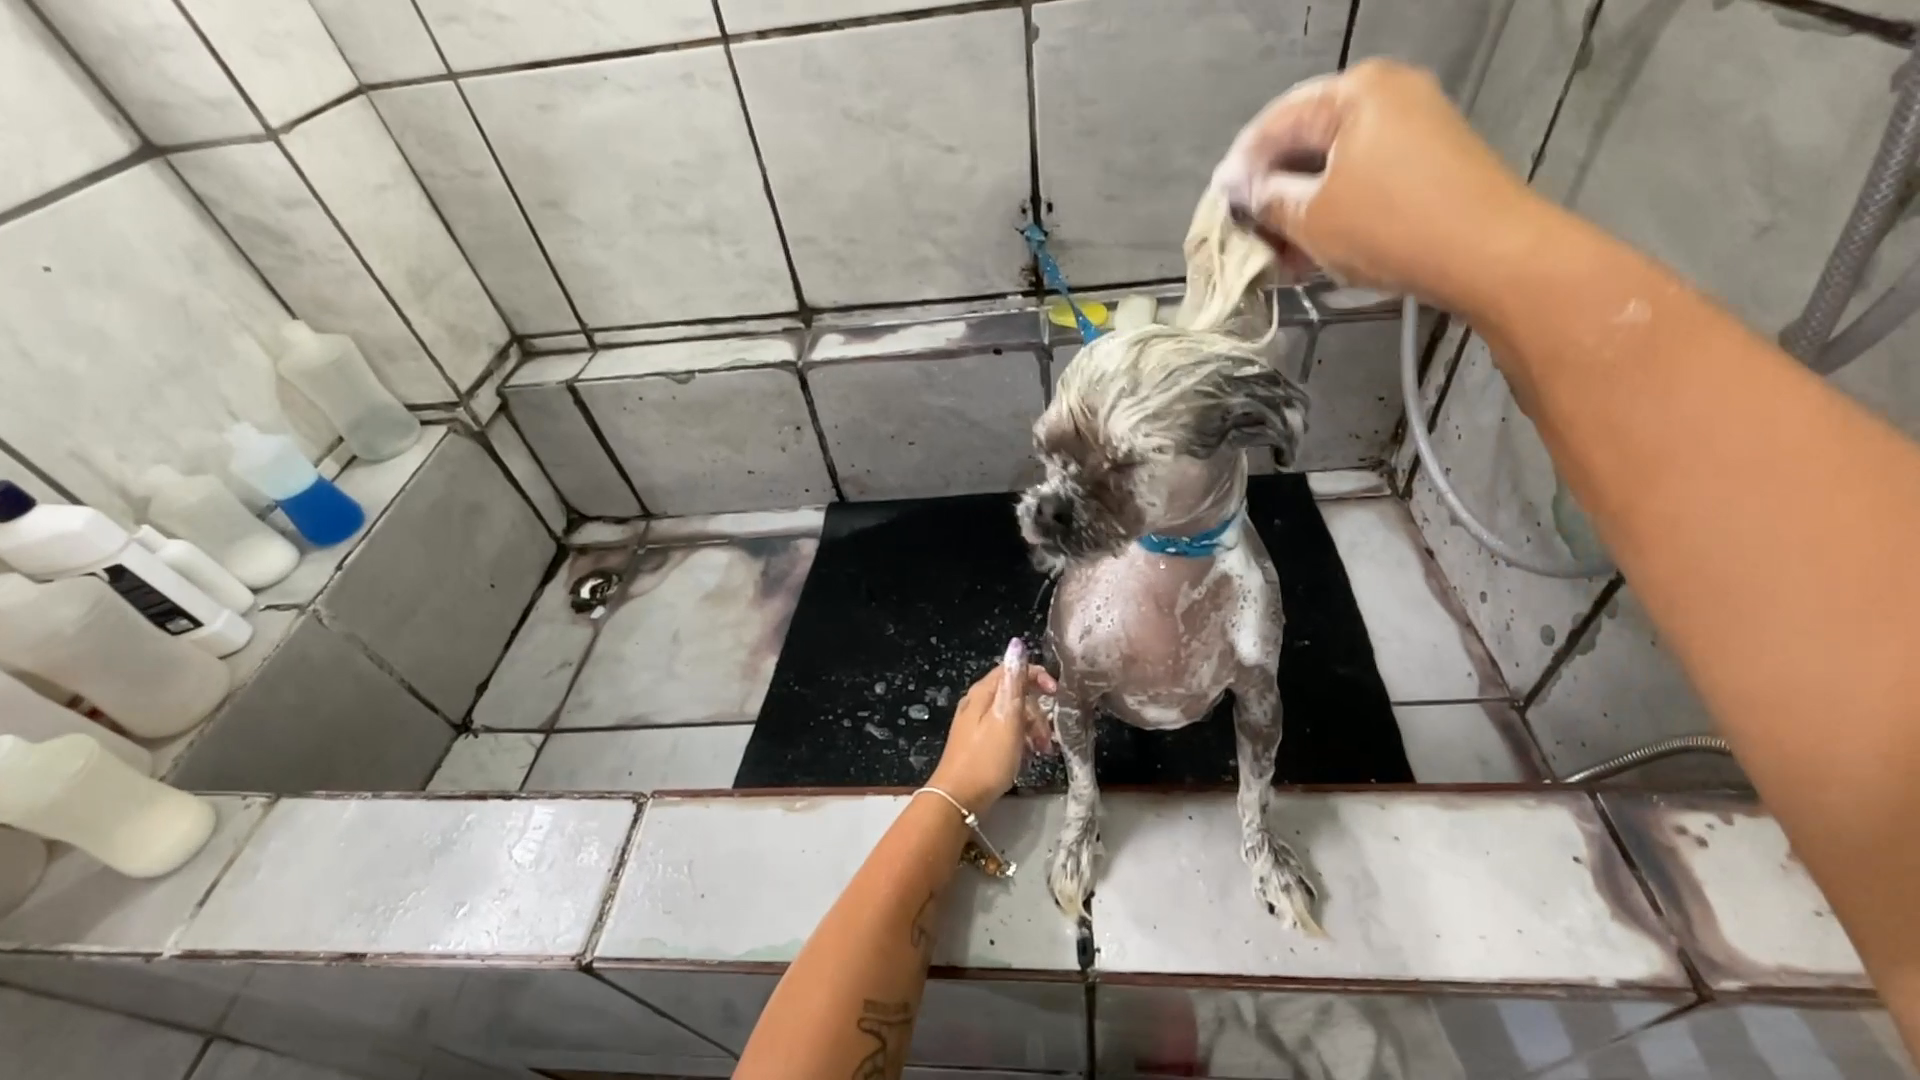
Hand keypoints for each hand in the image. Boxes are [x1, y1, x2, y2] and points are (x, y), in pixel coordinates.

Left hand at [928, 639, 1058, 812]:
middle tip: (1048, 737)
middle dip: (1037, 712)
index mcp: (983, 693)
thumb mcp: (1007, 718)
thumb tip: (1016, 643)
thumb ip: (1014, 681)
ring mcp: (974, 723)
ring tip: (1041, 752)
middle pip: (1014, 693)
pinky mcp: (976, 743)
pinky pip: (1004, 732)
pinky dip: (1019, 740)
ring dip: (1031, 729)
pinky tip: (1025, 757)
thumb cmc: (987, 759)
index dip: (1038, 676)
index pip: (1013, 669)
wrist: (957, 799)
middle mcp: (977, 702)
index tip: (1057, 695)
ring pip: (1011, 715)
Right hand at [1209, 59, 1540, 312]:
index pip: (1275, 122)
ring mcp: (1414, 128)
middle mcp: (1388, 96)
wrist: (1492, 255)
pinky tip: (1315, 253)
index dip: (1240, 167)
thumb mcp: (1310, 216)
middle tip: (1248, 237)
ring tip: (1279, 258)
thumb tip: (1240, 189)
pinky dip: (1334, 214)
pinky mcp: (1430, 164)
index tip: (1219, 208)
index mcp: (1356, 91)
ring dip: (1300, 213)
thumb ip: (1266, 197)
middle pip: (1307, 143)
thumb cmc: (1389, 226)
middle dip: (1272, 194)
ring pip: (1334, 168)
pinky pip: (1363, 182)